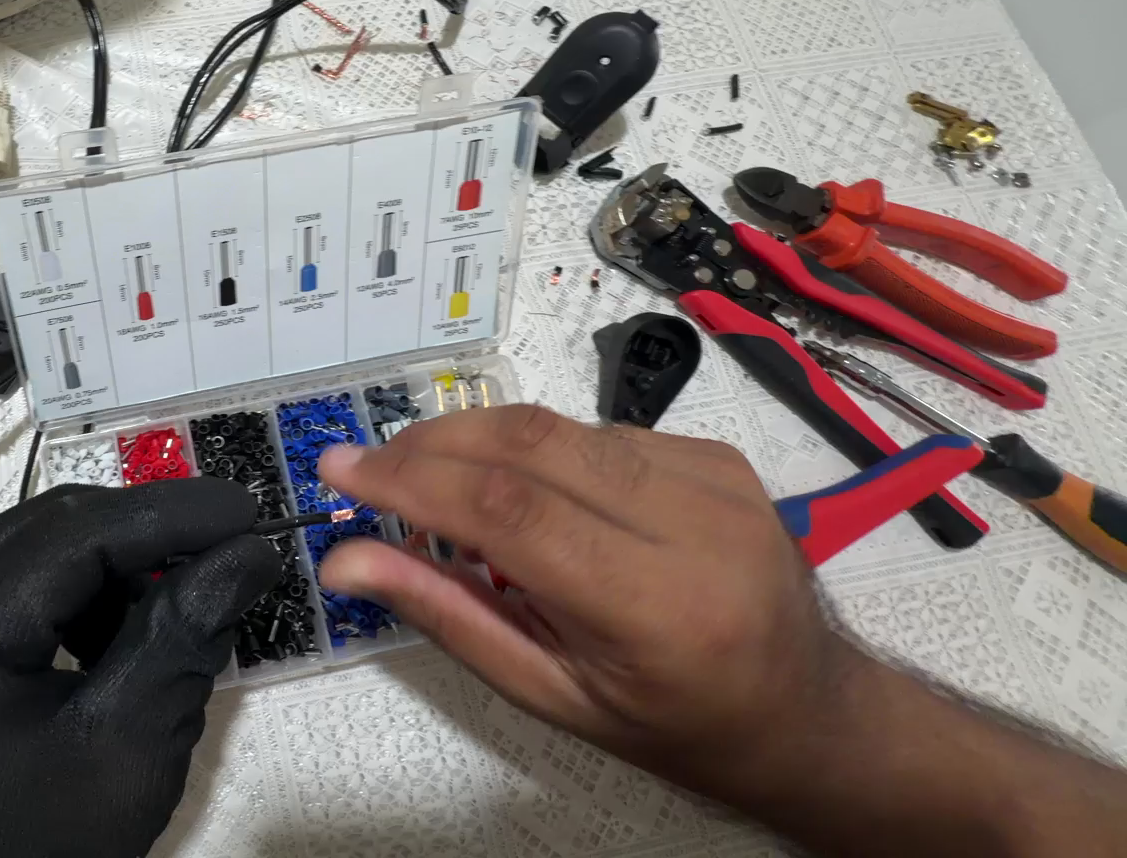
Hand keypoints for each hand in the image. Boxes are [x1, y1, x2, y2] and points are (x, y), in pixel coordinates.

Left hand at [0, 478, 282, 857]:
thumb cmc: (49, 841)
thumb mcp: (130, 748)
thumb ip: (185, 636)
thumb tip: (249, 551)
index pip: (74, 535)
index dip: (168, 513)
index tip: (247, 509)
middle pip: (60, 526)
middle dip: (151, 531)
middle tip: (230, 544)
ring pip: (52, 539)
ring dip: (125, 560)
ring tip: (179, 603)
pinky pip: (36, 568)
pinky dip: (94, 586)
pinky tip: (125, 629)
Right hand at [316, 405, 864, 793]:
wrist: (811, 712)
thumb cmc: (670, 722)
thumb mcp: (547, 692)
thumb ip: (443, 613)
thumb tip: (345, 560)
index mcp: (658, 609)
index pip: (509, 513)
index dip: (411, 479)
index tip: (338, 466)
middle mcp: (696, 525)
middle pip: (526, 443)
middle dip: (428, 445)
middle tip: (373, 467)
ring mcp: (713, 477)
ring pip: (549, 427)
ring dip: (470, 444)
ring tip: (436, 485)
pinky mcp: (713, 454)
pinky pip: (585, 432)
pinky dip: (527, 450)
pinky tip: (526, 492)